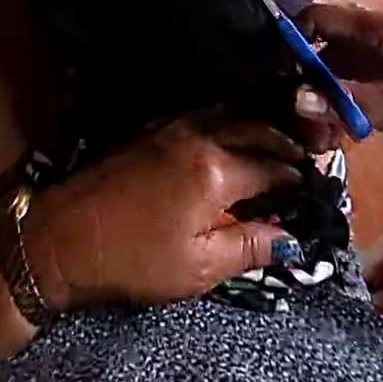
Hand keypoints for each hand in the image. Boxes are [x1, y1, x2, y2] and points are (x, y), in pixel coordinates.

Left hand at [24, 115, 303, 308]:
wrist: (70, 232)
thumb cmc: (137, 258)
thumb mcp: (199, 267)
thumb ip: (249, 246)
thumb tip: (289, 237)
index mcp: (216, 171)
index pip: (270, 168)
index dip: (294, 179)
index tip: (312, 186)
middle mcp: (200, 136)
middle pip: (254, 130)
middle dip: (282, 143)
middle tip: (301, 159)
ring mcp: (174, 126)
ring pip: (228, 114)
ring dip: (255, 126)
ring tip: (272, 143)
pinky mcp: (154, 128)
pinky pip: (202, 113)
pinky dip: (225, 120)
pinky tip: (227, 135)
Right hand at [294, 3, 382, 192]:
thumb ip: (346, 102)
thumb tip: (296, 95)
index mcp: (380, 31)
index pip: (319, 17)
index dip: (292, 37)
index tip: (275, 72)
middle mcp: (375, 43)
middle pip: (321, 50)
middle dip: (305, 82)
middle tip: (298, 121)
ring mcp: (380, 68)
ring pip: (331, 77)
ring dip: (319, 105)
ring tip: (319, 140)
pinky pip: (347, 96)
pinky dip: (336, 114)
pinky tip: (335, 141)